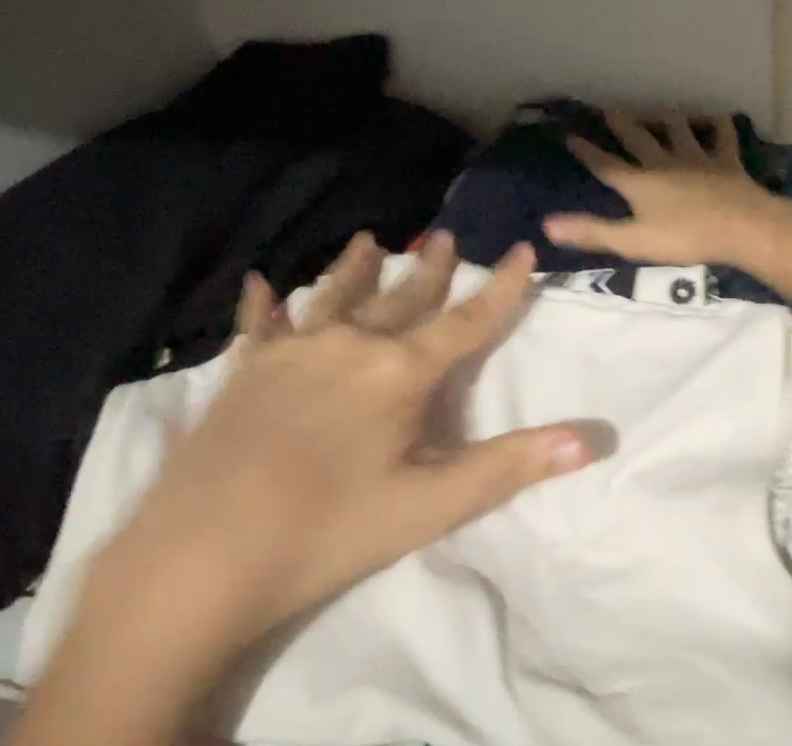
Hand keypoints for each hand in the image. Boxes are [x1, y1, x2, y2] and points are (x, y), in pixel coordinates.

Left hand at [89, 232, 593, 659]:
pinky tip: (260, 282)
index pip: (465, 321)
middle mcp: (349, 344)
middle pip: (401, 297)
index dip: (500, 288)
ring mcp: (291, 353)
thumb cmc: (329, 531)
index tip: (523, 250)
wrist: (203, 554)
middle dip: (430, 269)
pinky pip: (259, 325)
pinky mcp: (243, 372)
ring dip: (357, 267)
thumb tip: (589, 441)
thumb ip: (508, 466)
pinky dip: (264, 304)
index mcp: (399, 372)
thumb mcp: (431, 505)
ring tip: (371, 239)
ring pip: (334, 295)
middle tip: (446, 236)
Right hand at [543, 110, 791, 266]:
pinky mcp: (727, 162)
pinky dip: (718, 124)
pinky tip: (717, 116)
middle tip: (609, 108)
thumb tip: (547, 225)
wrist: (742, 227)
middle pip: (638, 139)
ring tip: (659, 108)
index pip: (605, 165)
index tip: (570, 134)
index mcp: (639, 183)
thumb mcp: (633, 241)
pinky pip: (722, 136)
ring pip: (679, 130)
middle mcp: (664, 163)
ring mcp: (698, 159)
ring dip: (667, 118)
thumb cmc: (685, 238)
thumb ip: (592, 232)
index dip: (587, 151)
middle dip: (621, 124)